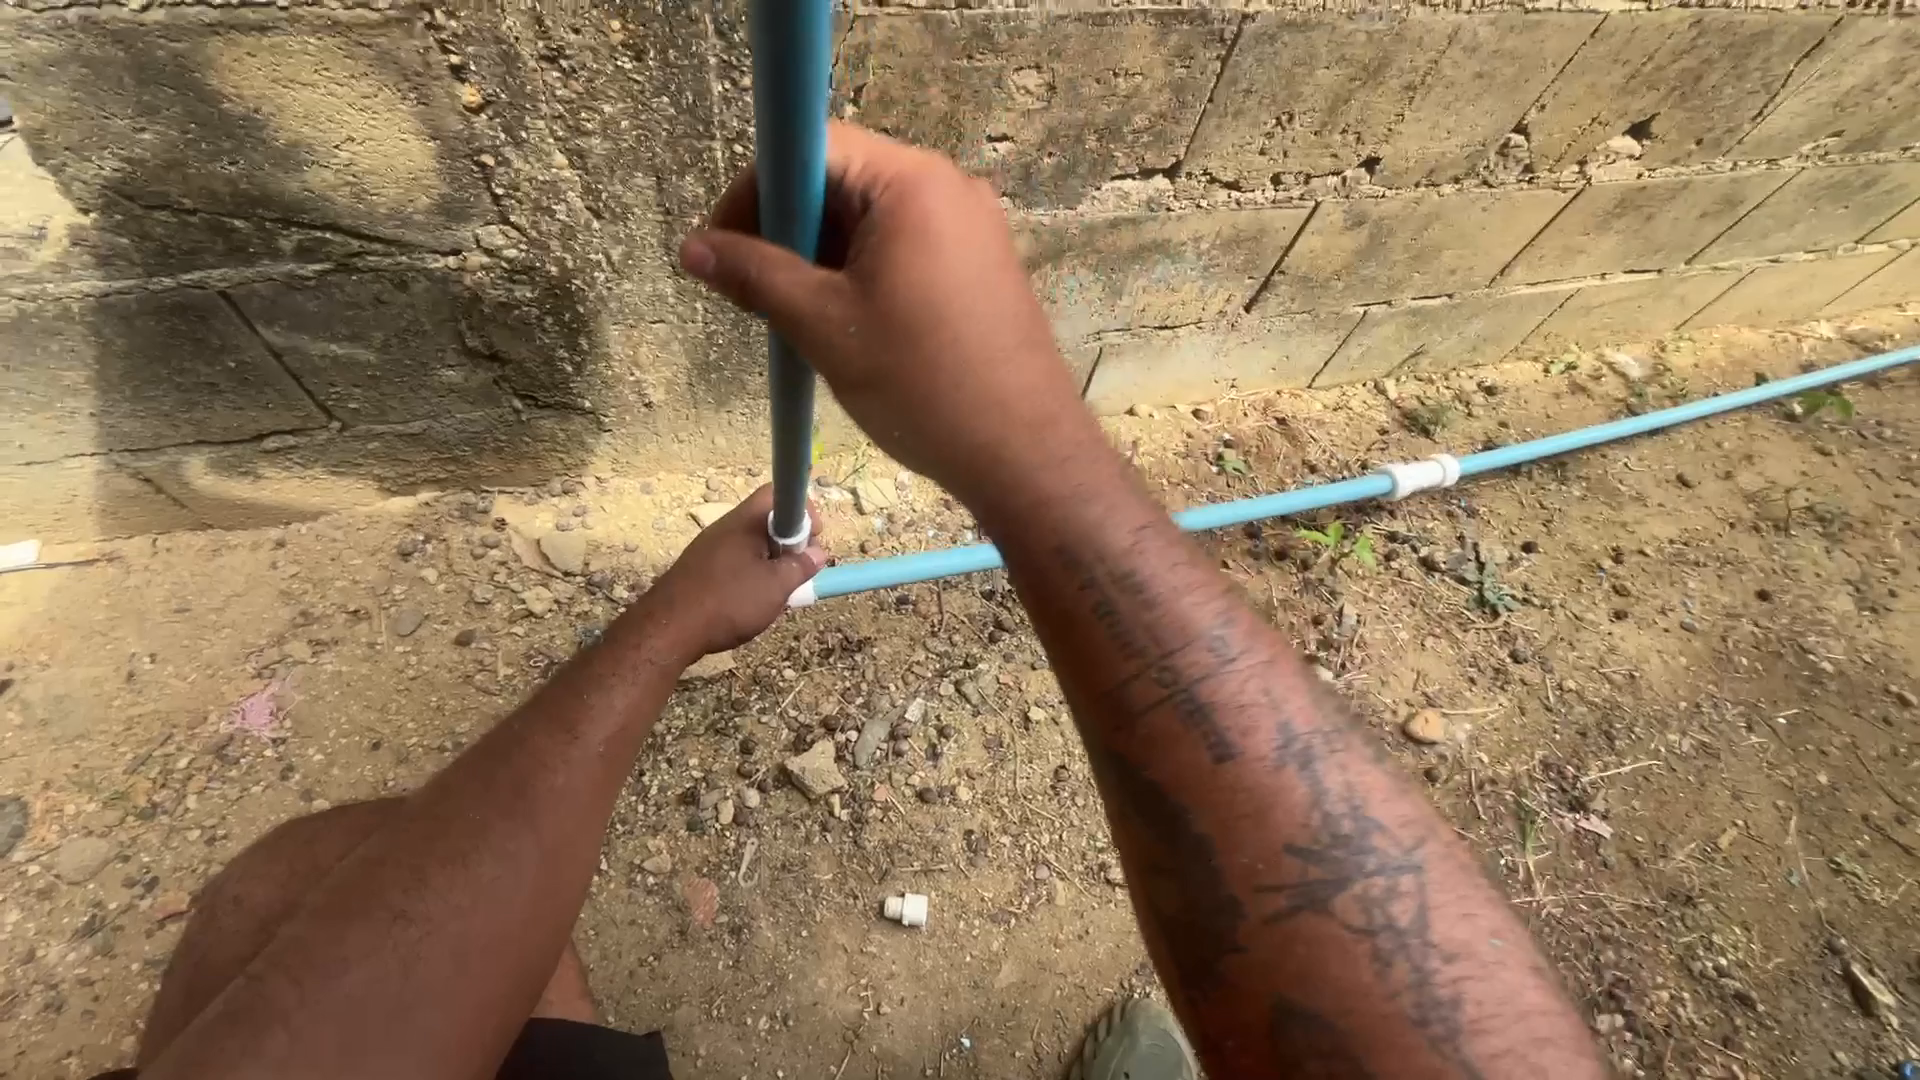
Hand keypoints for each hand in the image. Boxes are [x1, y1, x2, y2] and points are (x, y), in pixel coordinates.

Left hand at [637, 485, 824, 661]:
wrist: (668, 630)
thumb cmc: (728, 602)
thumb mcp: (776, 587)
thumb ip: (801, 567)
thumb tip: (818, 553)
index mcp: (744, 522)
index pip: (778, 494)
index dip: (803, 510)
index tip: (814, 538)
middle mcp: (726, 528)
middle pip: (767, 520)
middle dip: (791, 542)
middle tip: (801, 570)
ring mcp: (710, 549)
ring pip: (753, 544)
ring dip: (773, 562)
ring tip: (780, 591)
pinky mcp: (701, 569)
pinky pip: (737, 561)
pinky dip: (753, 574)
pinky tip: (754, 602)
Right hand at [679, 123, 1094, 508]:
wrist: (1023, 454)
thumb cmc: (923, 387)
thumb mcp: (825, 328)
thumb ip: (755, 275)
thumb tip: (693, 248)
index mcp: (913, 183)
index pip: (811, 146)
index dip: (755, 190)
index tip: (724, 249)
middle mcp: (950, 189)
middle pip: (842, 181)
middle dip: (786, 233)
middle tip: (754, 297)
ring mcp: (973, 230)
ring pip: (872, 224)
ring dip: (822, 262)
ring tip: (797, 322)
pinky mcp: (981, 270)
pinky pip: (906, 252)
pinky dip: (864, 278)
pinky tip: (845, 326)